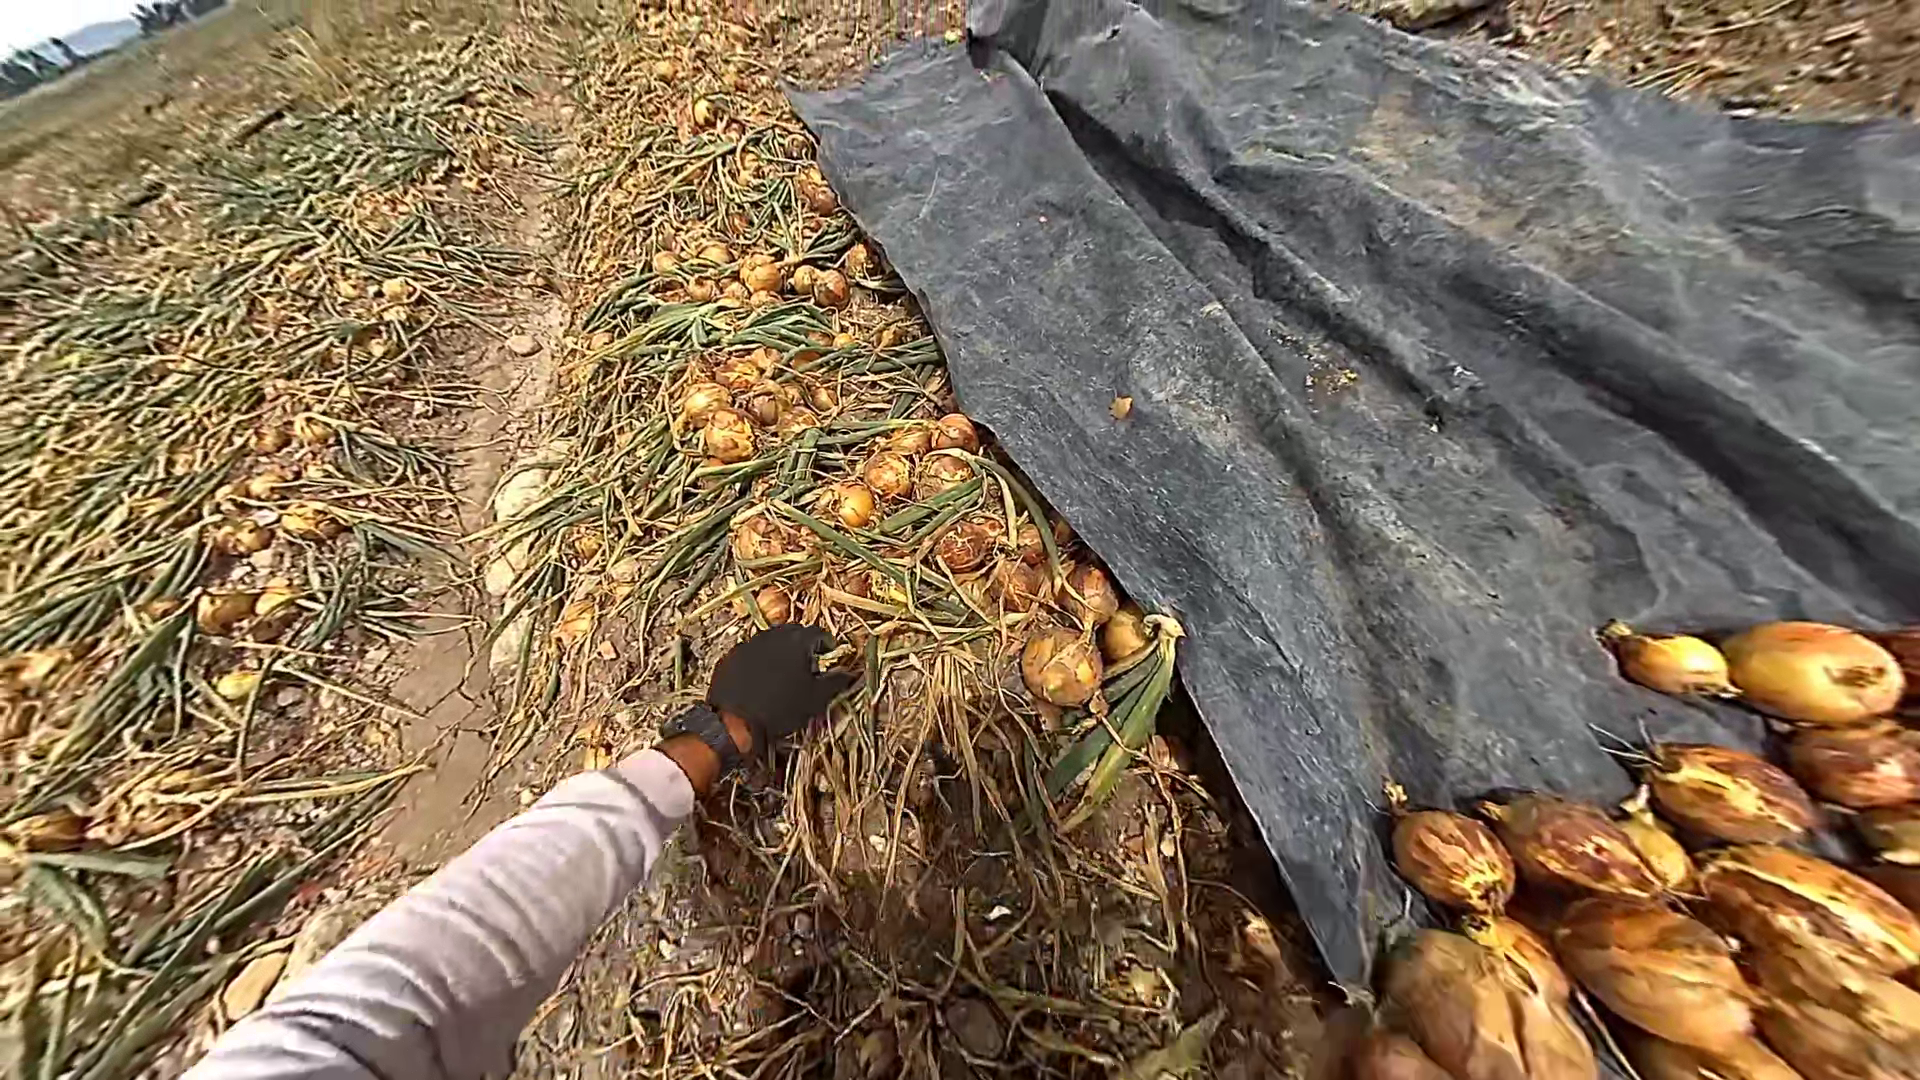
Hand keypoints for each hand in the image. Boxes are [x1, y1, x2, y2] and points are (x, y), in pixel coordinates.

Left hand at [708, 624, 855, 751]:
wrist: (732, 723)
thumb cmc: (781, 708)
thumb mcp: (816, 698)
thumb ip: (836, 681)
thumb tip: (852, 672)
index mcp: (798, 640)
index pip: (819, 633)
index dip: (828, 644)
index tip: (830, 656)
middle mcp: (774, 634)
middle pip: (795, 632)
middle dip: (805, 644)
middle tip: (809, 662)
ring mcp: (750, 643)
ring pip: (773, 640)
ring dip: (783, 650)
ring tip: (786, 670)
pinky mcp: (732, 656)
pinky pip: (753, 651)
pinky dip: (761, 659)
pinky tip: (762, 677)